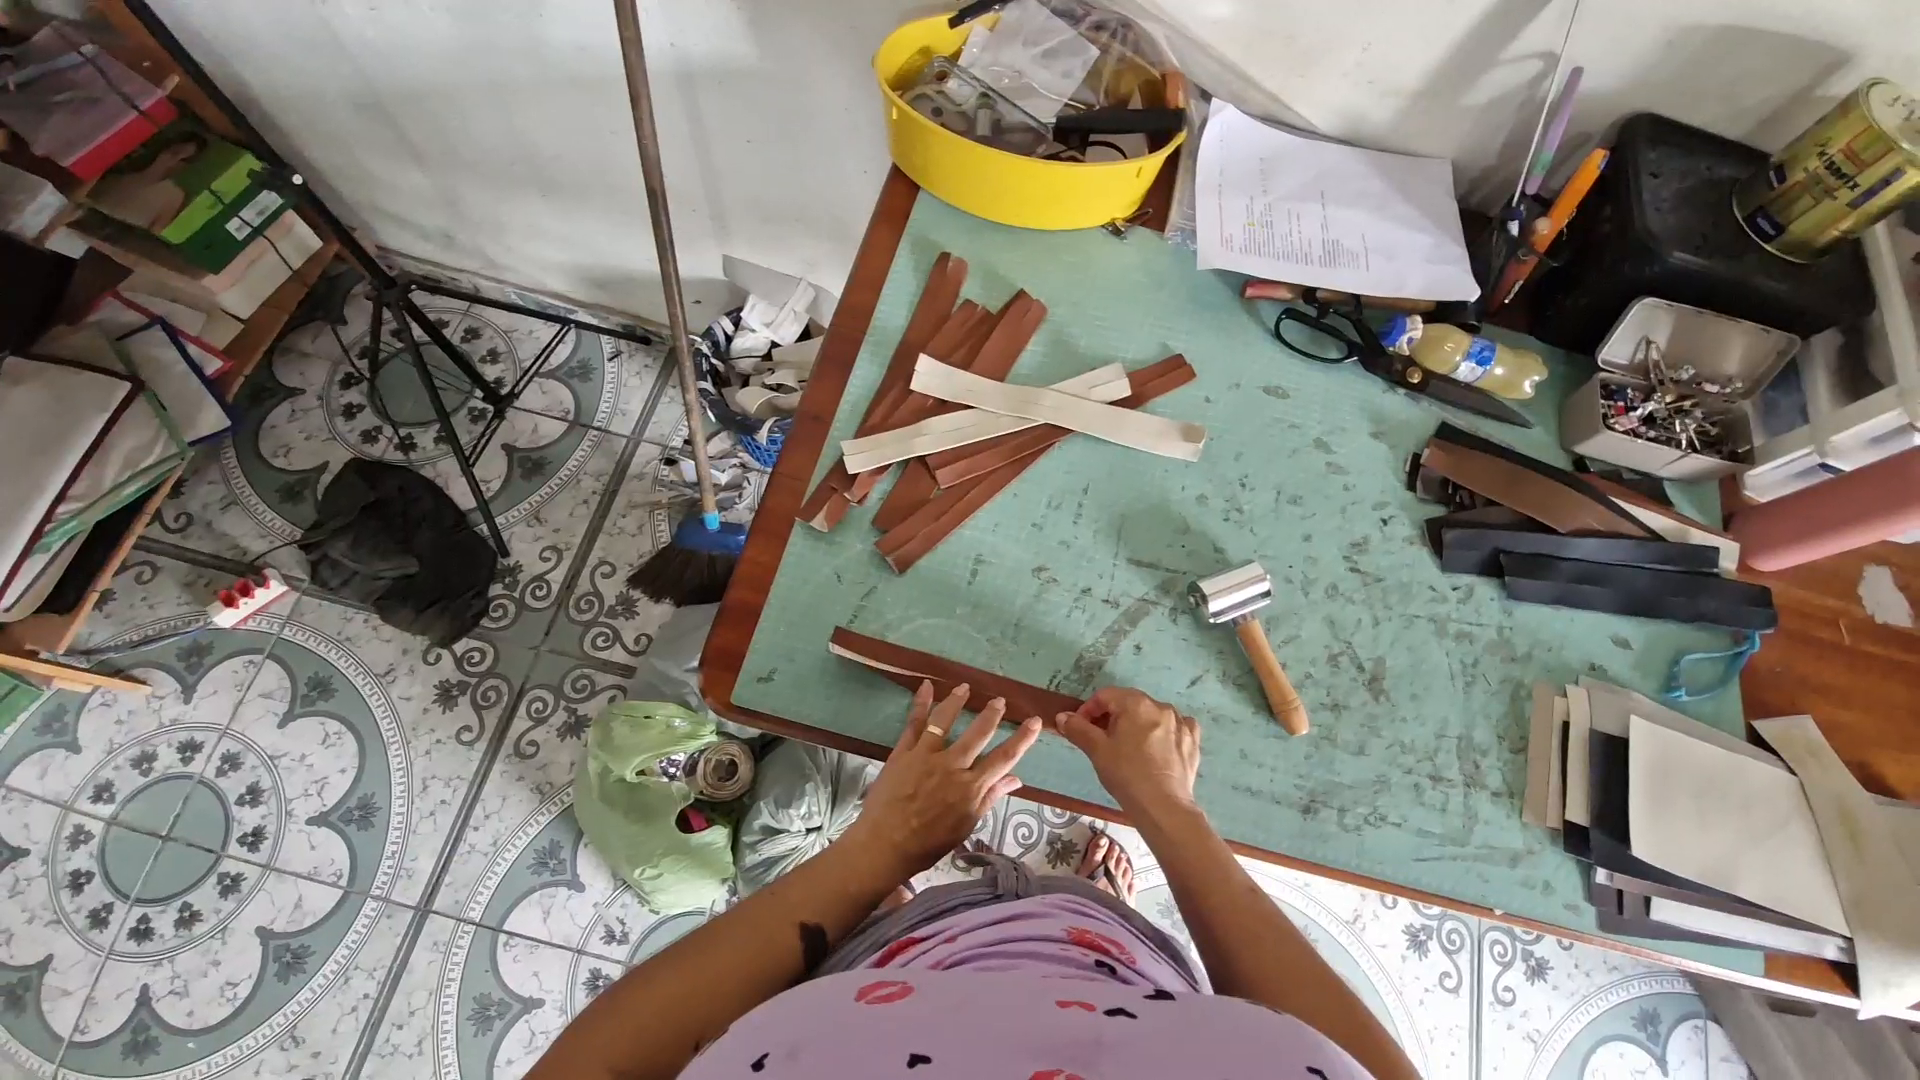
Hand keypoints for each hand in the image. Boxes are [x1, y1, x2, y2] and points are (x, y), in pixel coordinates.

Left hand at [842, 682, 1042, 879]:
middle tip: (999, 700)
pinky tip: (926, 686)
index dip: (1022, 739)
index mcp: (971, 788)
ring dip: (957, 701)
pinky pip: (914, 723)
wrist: (885, 845)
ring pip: (945, 720)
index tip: (1035, 722)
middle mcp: (952, 766)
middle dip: (991, 715)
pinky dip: (921, 703)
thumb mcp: (966, 825)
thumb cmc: (928, 843)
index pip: (1004, 758)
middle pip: (978, 733)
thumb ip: (990, 797)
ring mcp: (926, 756)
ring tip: (965, 687)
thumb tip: (1016, 779)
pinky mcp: (903, 752)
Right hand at [1052, 687, 1199, 815]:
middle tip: (1102, 740)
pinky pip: (1176, 727)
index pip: (1105, 696)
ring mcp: (1180, 722)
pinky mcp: (1192, 740)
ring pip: (1152, 715)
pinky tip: (1159, 746)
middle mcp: (1160, 706)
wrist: (1163, 806)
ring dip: (1137, 724)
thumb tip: (1063, 717)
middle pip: (1129, 703)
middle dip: (1112, 717)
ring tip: (1129, 747)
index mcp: (1135, 703)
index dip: (1088, 710)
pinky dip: (1164, 732)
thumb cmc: (1126, 774)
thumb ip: (1078, 729)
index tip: (1080, 728)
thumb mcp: (1097, 750)